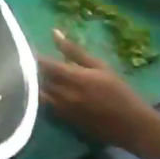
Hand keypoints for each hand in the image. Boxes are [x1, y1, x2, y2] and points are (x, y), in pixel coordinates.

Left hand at [36, 30, 159, 149]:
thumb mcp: (99, 66)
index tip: (27, 48)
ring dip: (36, 84)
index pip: (45, 65)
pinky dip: (43, 97)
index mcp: (74, 78)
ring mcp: (64, 111)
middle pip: (39, 80)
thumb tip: (54, 33)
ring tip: (34, 75)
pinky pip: (47, 107)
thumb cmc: (118, 91)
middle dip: (32, 70)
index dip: (34, 56)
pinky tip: (45, 90)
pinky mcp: (66, 122)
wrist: (132, 126)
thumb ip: (74, 51)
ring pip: (40, 95)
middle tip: (27, 60)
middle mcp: (64, 95)